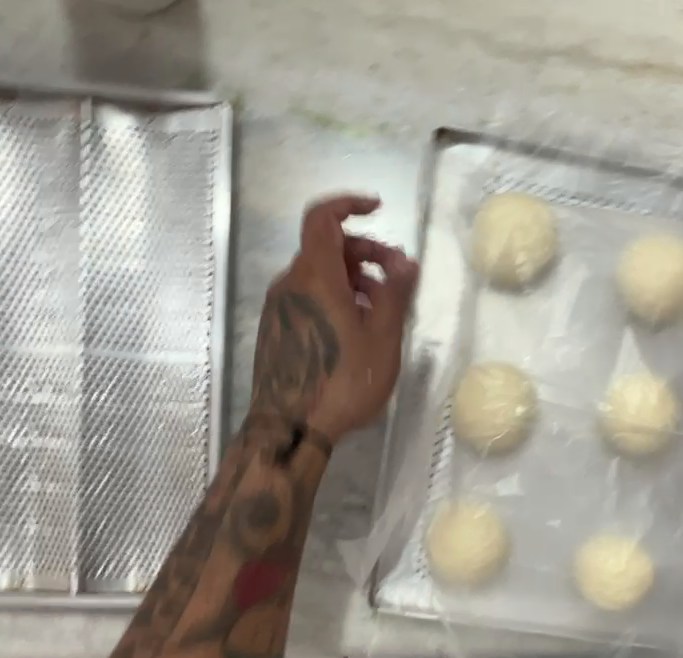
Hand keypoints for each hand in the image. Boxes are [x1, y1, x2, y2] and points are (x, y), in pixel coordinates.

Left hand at [250, 194, 420, 442]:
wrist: (290, 427)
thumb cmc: (342, 381)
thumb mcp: (382, 339)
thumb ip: (396, 294)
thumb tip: (407, 261)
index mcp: (315, 275)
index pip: (323, 217)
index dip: (349, 205)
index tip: (377, 210)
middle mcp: (291, 283)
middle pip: (325, 248)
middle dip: (364, 253)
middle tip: (396, 279)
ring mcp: (279, 308)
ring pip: (318, 276)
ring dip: (352, 280)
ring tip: (380, 312)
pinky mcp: (276, 330)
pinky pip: (308, 299)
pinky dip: (334, 299)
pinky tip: (355, 332)